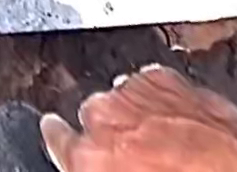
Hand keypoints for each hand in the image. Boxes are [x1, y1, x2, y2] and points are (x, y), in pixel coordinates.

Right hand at [40, 65, 236, 171]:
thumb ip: (102, 167)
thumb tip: (102, 163)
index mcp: (91, 157)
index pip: (56, 140)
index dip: (62, 141)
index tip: (62, 138)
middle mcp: (103, 116)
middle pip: (90, 116)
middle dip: (108, 133)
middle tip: (135, 157)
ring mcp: (134, 90)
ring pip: (121, 97)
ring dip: (135, 115)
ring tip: (165, 143)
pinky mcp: (164, 74)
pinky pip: (150, 85)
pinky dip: (160, 101)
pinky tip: (180, 123)